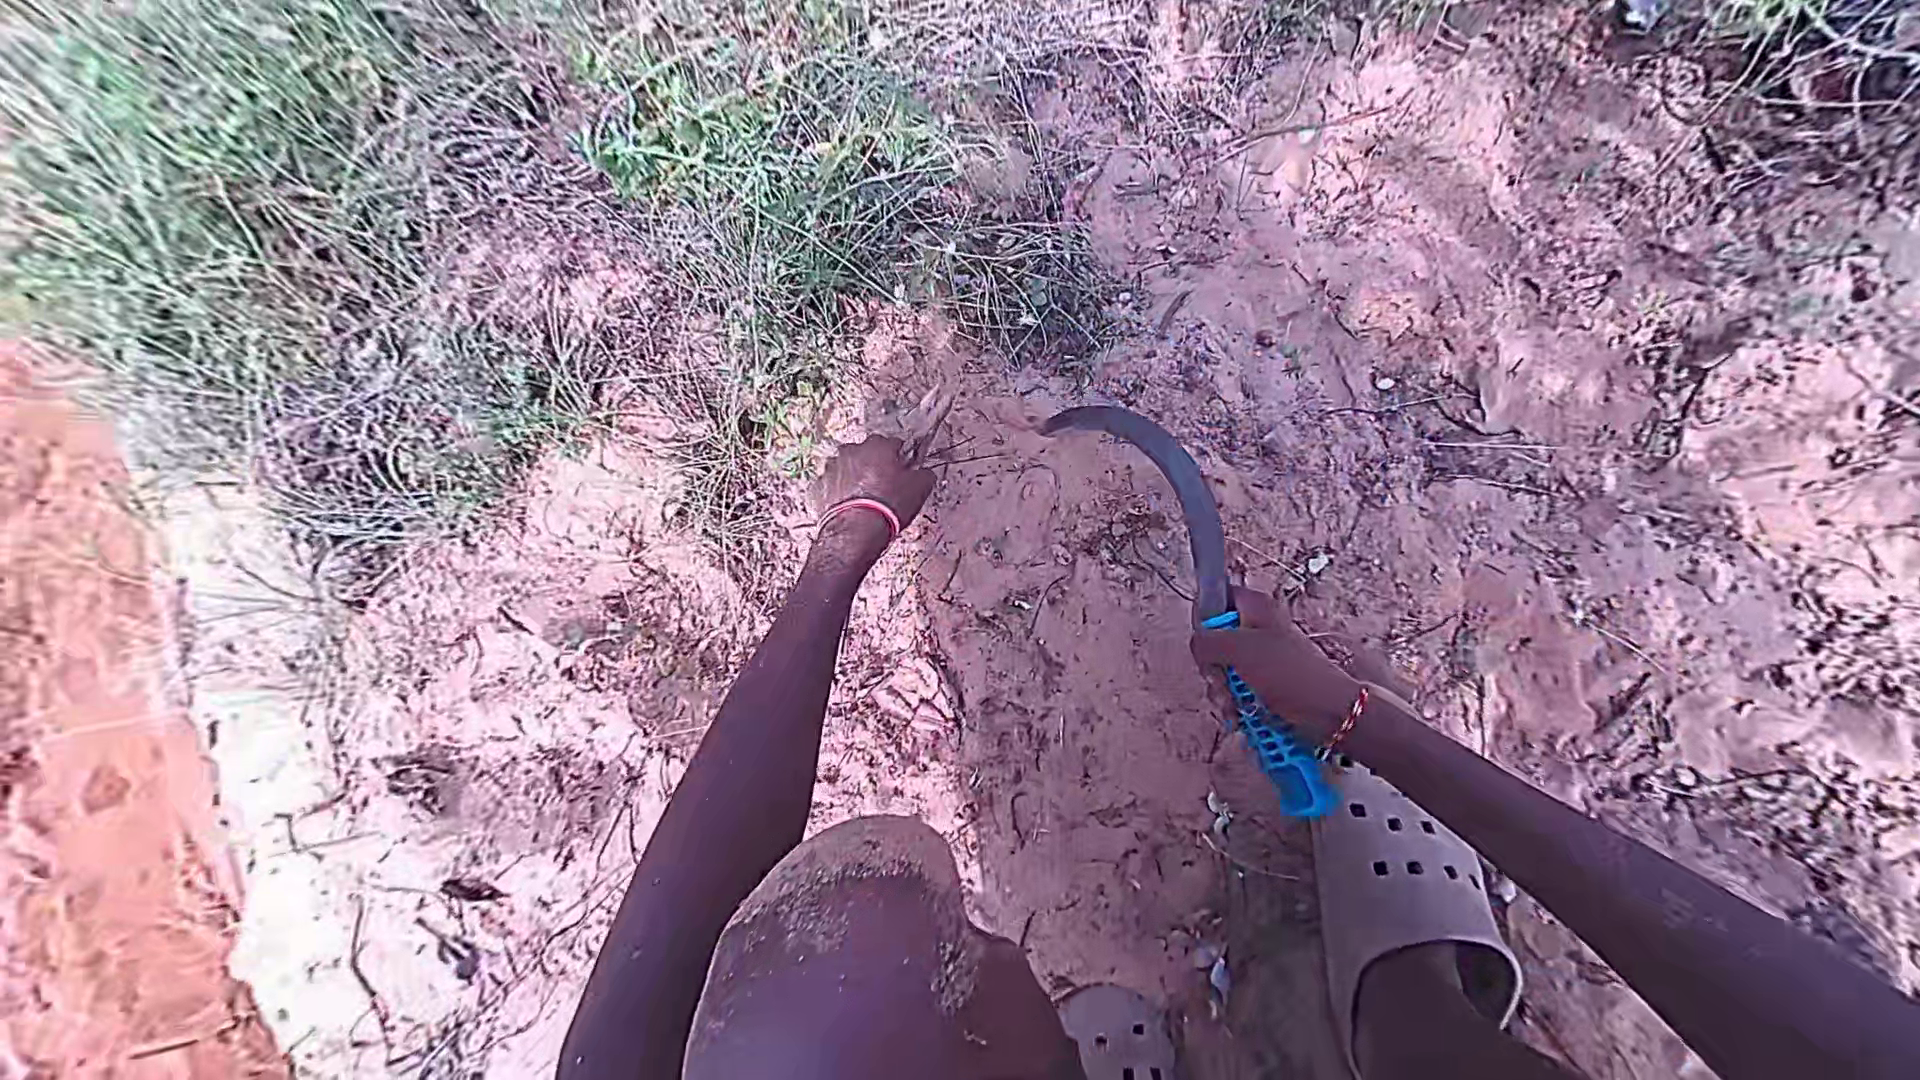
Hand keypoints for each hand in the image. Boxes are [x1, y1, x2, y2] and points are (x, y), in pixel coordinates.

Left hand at [809, 436, 936, 566]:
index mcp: (877, 446)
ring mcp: (833, 468)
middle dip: (875, 466)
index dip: (900, 457)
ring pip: (847, 468)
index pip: (893, 443)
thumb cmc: (886, 506)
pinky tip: (851, 506)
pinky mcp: (820, 487)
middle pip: (867, 453)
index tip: (903, 468)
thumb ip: (924, 474)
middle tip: (885, 485)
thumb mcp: (919, 489)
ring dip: (856, 478)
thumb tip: (925, 473)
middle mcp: (852, 451)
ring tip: (867, 498)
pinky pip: (832, 485)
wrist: (856, 531)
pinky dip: (840, 492)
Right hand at [1190, 586, 1362, 741]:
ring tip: (1231, 702)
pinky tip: (1237, 711)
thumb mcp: (1238, 649)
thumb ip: (1205, 641)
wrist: (1328, 713)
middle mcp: (1255, 627)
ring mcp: (1258, 655)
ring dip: (1219, 688)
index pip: (1214, 598)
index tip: (1205, 640)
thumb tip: (1196, 645)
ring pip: (1220, 666)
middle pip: (1212, 638)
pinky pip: (1232, 685)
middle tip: (1219, 678)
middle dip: (1211, 665)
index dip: (1203, 619)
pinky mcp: (1260, 680)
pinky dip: (1230, 700)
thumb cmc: (1292, 674)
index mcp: (1254, 606)